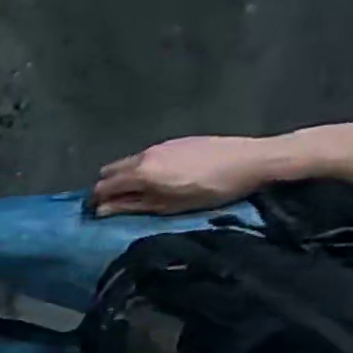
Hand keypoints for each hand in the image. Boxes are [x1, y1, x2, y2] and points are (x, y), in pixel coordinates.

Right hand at [91, 135, 280, 216]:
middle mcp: (142, 157)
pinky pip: (147, 155)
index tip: (100, 211)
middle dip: (107, 185)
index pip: (101, 187)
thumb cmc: (212, 189)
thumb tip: (100, 210)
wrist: (256, 160)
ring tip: (144, 187)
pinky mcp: (175, 141)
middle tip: (119, 199)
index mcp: (139, 174)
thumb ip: (131, 206)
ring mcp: (159, 146)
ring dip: (126, 175)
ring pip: (127, 162)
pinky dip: (145, 167)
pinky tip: (166, 174)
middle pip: (108, 171)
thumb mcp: (169, 205)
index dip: (96, 200)